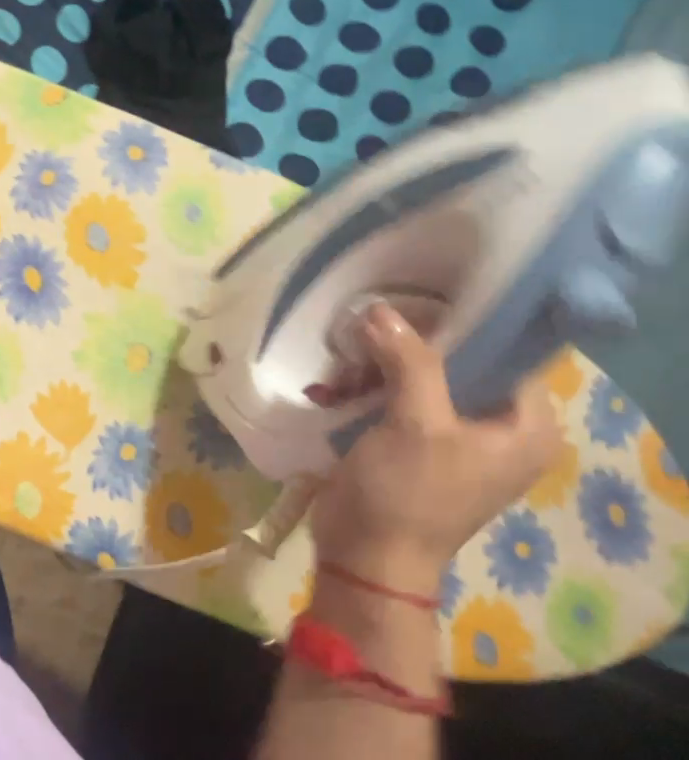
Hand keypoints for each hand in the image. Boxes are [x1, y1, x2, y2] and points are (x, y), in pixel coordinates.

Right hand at [309, 302, 559, 593]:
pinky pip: (394, 402)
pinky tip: (334, 387)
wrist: (367, 554)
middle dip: (405, 348)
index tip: (411, 305)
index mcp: (525, 427)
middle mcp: (498, 430)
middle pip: (455, 364)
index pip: (504, 355)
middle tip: (364, 333)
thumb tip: (379, 309)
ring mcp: (452, 440)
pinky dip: (366, 390)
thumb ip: (407, 362)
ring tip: (341, 366)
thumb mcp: (415, 423)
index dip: (461, 326)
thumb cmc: (408, 492)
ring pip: (417, 380)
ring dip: (376, 369)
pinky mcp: (411, 448)